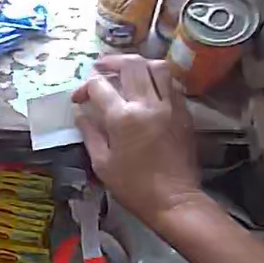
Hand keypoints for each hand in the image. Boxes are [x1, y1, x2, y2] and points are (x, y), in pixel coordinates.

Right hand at [73, 55, 207, 227]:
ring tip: (128, 70)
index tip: (79, 99)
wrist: (174, 200)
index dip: (84, 88)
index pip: (99, 86)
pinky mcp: (184, 112)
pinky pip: (172, 83)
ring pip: (158, 66)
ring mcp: (170, 105)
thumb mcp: (102, 163)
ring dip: (140, 64)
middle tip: (101, 67)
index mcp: (123, 117)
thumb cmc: (133, 186)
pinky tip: (149, 87)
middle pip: (131, 65)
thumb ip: (90, 133)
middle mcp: (148, 104)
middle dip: (111, 62)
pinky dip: (158, 78)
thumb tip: (81, 114)